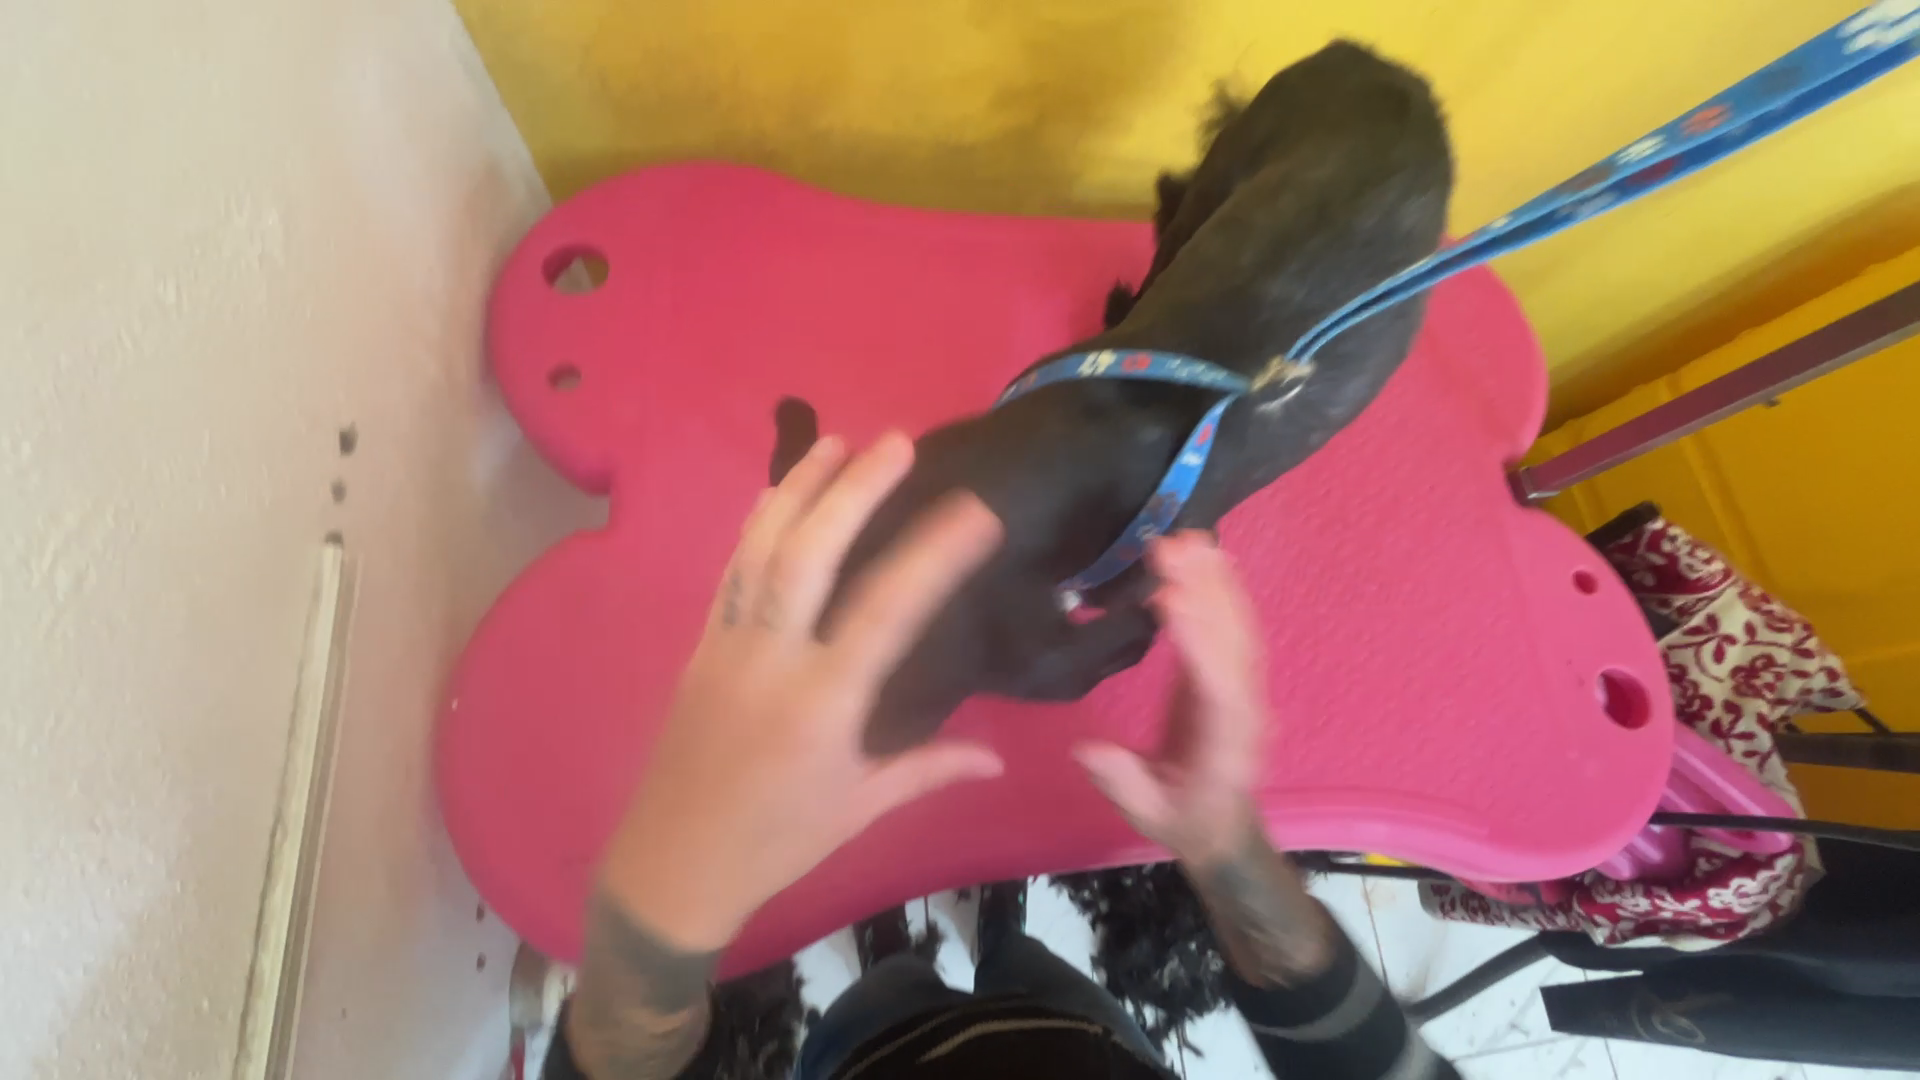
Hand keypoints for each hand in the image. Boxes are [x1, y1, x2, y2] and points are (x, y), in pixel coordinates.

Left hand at [599, 432, 1006, 950]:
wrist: (669, 867)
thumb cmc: (776, 842)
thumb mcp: (861, 809)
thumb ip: (931, 769)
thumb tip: (999, 756)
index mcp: (821, 703)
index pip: (886, 612)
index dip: (934, 554)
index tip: (974, 510)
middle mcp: (770, 659)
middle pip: (807, 555)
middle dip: (852, 491)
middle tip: (896, 442)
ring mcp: (726, 643)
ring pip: (760, 549)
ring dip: (799, 488)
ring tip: (837, 441)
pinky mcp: (700, 642)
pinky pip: (731, 568)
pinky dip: (759, 521)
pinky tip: (780, 492)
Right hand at [1073, 531, 1270, 870]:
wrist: (1222, 824)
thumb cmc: (1181, 817)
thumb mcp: (1148, 810)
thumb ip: (1123, 780)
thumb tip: (1086, 749)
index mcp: (1224, 740)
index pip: (1215, 684)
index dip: (1196, 638)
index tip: (1169, 596)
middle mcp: (1244, 704)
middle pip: (1231, 641)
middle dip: (1204, 590)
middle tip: (1172, 545)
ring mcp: (1245, 686)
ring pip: (1238, 626)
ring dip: (1216, 579)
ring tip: (1192, 536)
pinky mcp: (1233, 673)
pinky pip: (1235, 626)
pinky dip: (1225, 588)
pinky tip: (1212, 556)